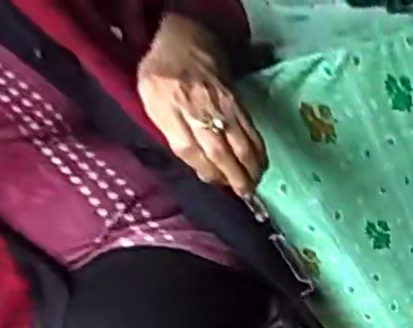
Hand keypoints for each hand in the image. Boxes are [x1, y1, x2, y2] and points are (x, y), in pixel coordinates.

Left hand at [136, 15, 265, 195]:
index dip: (204, 170)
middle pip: (219, 153)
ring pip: (241, 149)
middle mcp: (194, 108)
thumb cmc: (165, 79)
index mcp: (165, 106)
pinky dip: (260, 157)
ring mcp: (221, 108)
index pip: (188, 149)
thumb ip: (172, 133)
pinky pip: (254, 139)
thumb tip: (202, 169)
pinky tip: (260, 168)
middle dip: (233, 178)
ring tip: (252, 185)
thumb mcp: (152, 102)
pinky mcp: (240, 109)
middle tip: (243, 193)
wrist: (187, 48)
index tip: (213, 180)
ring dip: (251, 172)